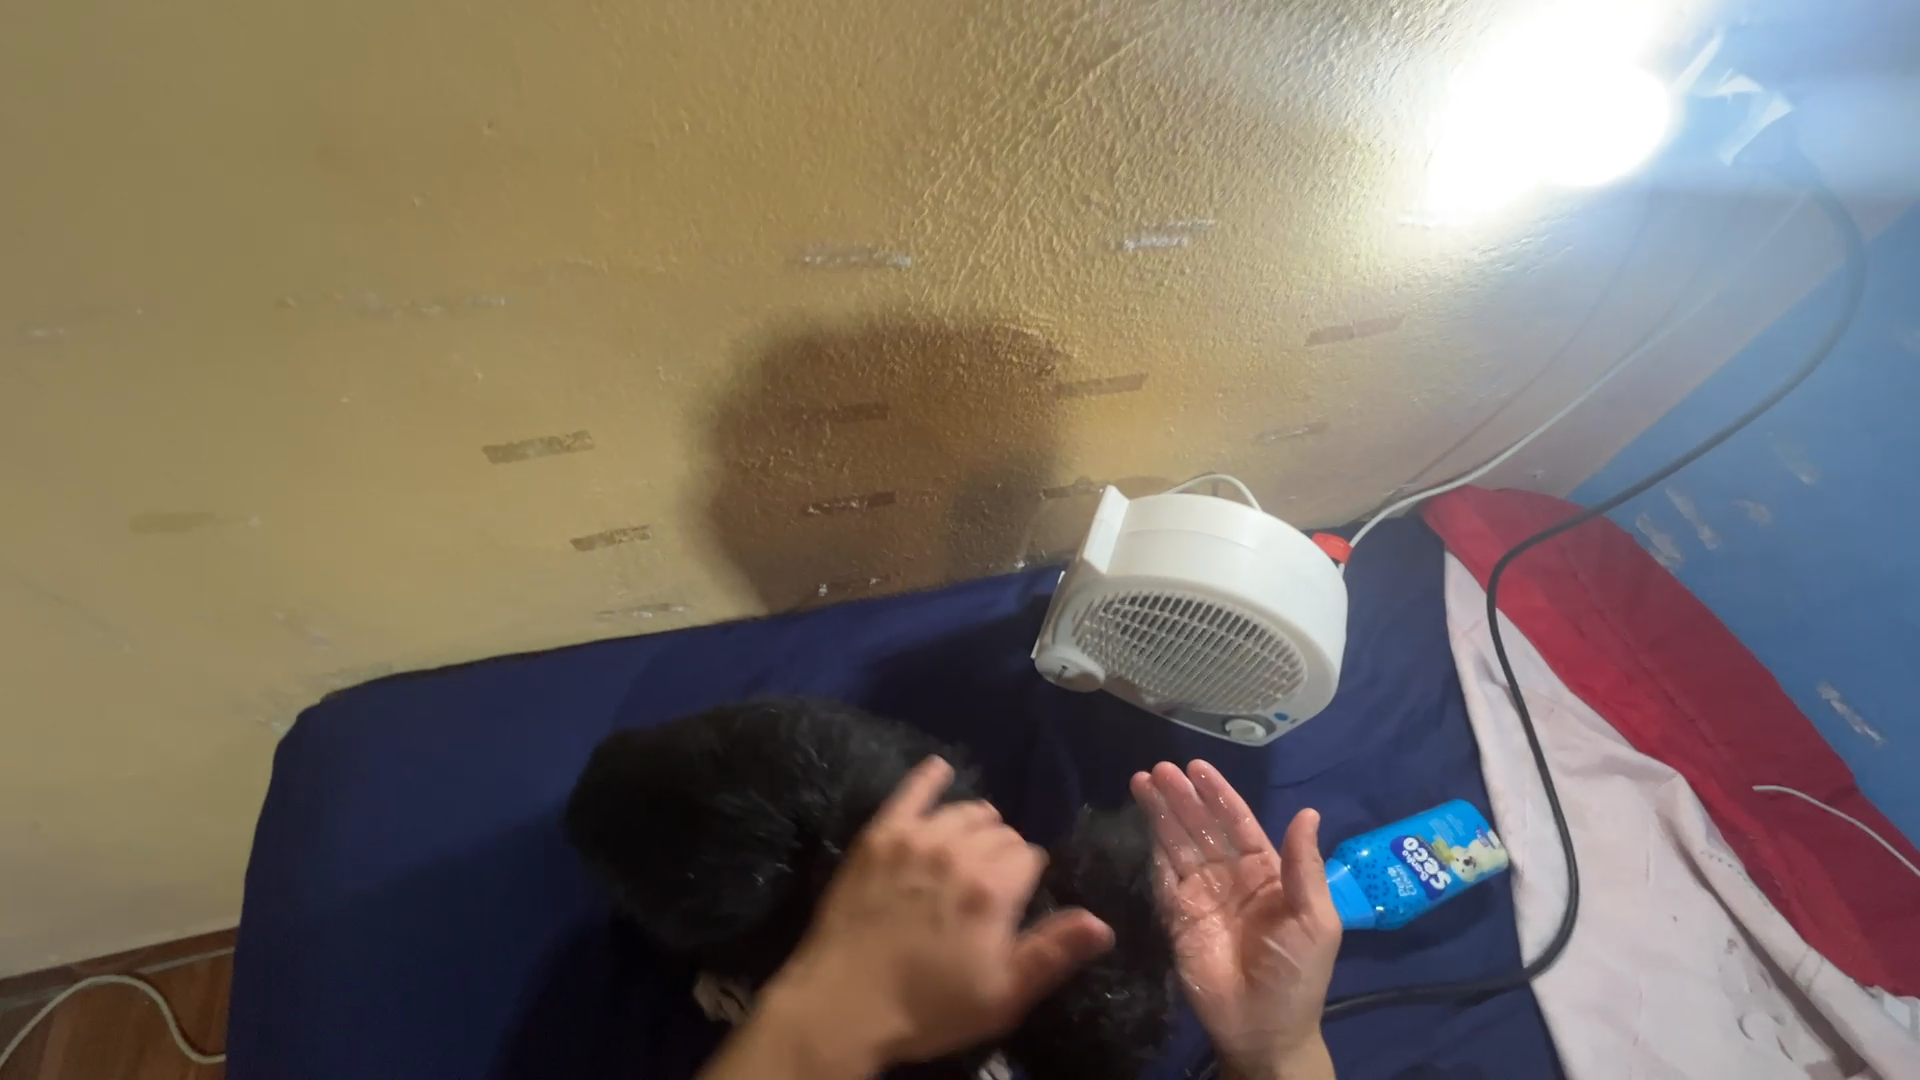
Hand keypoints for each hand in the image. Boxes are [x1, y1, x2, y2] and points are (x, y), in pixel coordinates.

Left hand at [765, 756, 1114, 1068]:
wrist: (842, 1005)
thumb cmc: (928, 1007)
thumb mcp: (1002, 995)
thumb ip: (1054, 952)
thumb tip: (1102, 922)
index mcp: (993, 888)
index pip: (1029, 855)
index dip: (1028, 874)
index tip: (1017, 896)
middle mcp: (959, 850)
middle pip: (998, 831)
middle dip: (1003, 850)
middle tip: (989, 881)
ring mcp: (917, 836)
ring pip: (963, 811)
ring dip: (975, 823)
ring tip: (970, 844)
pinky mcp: (881, 833)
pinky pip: (910, 792)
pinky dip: (928, 777)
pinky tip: (939, 767)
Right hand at [1131, 761, 1341, 1079]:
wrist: (1263, 1030)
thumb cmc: (1296, 972)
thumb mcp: (1314, 919)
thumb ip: (1303, 866)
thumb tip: (1308, 812)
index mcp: (1264, 871)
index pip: (1236, 822)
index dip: (1217, 794)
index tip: (1197, 767)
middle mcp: (1228, 874)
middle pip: (1200, 825)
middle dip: (1181, 796)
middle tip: (1160, 769)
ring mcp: (1199, 892)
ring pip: (1176, 842)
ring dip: (1160, 812)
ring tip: (1141, 781)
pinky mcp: (1175, 914)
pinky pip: (1161, 874)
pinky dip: (1151, 846)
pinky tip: (1140, 822)